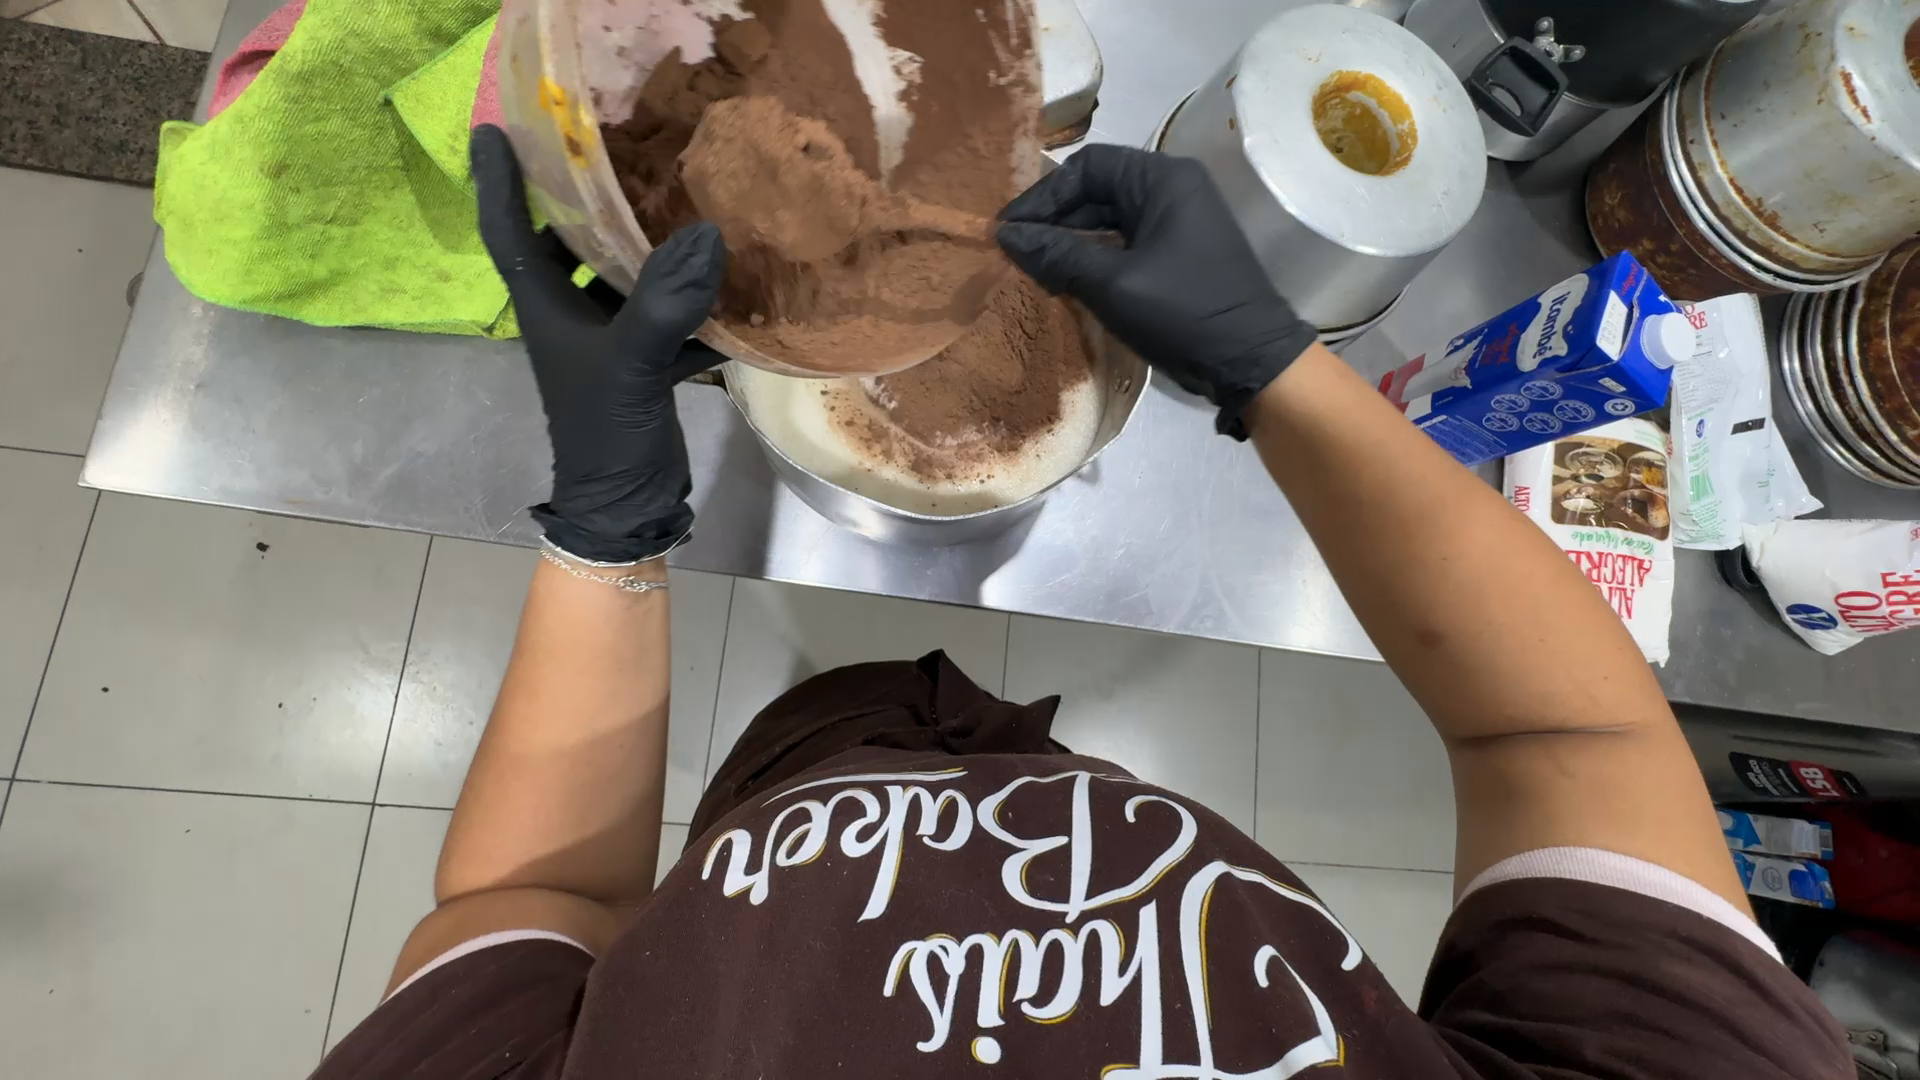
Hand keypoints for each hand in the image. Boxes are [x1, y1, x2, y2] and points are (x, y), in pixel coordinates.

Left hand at [471, 125, 727, 561]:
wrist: (628, 500)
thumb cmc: (607, 432)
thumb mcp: (630, 363)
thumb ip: (665, 301)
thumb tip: (708, 234)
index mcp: (545, 308)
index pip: (509, 231)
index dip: (498, 180)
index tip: (495, 127)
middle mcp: (572, 319)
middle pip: (570, 248)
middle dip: (590, 205)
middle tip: (621, 159)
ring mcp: (610, 344)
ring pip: (626, 285)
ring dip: (652, 255)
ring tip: (685, 211)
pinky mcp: (646, 368)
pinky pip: (669, 324)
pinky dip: (694, 309)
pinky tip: (730, 292)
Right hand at [996, 145, 1317, 438]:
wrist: (1248, 360)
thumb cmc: (1183, 314)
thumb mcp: (1113, 285)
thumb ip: (1058, 255)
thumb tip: (1005, 236)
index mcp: (1163, 179)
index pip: (1088, 167)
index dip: (1042, 196)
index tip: (1008, 231)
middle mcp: (1171, 190)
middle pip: (1096, 191)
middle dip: (1053, 220)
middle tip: (1014, 252)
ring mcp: (1176, 223)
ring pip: (1107, 220)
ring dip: (1069, 242)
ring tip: (1034, 270)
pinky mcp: (1175, 256)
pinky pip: (1122, 245)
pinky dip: (1091, 260)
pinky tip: (1066, 283)